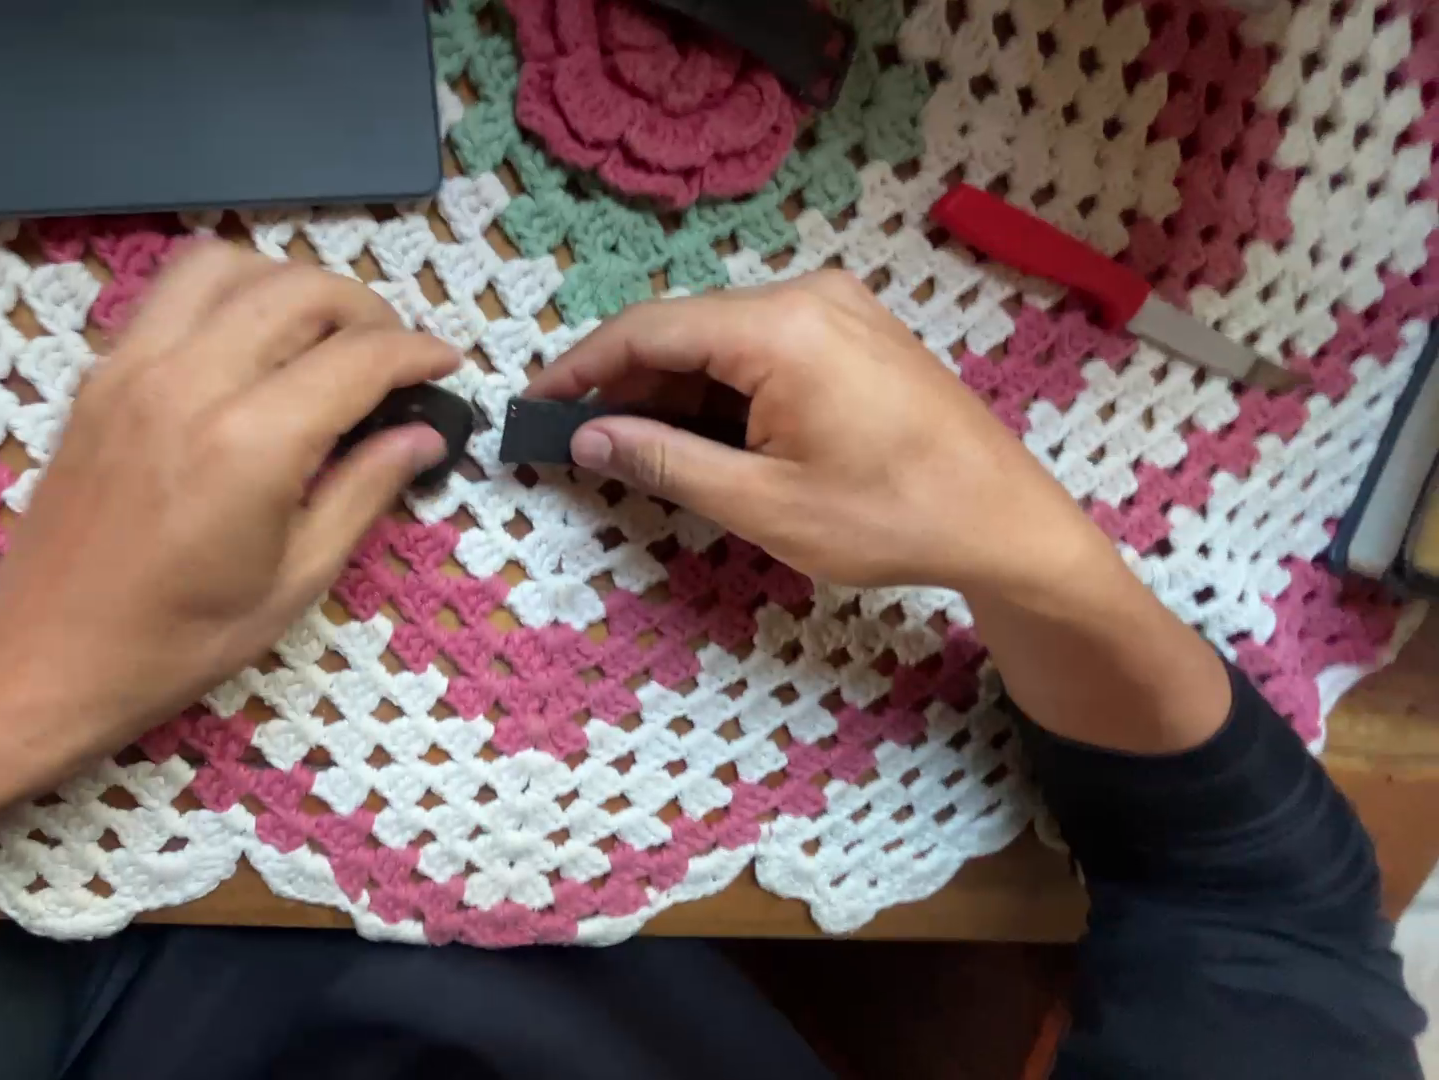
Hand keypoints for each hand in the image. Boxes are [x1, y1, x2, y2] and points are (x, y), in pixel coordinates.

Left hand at [0, 241, 459, 746]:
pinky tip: (255, 340)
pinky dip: (234, 292)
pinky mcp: (102, 372)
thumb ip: (365, 490)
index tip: (447, 363)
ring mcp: (135, 366)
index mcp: (251, 444)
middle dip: (368, 310)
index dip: (416, 353)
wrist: (51, 654)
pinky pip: (175, 291)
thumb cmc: (186, 637)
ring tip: (326, 334)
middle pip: (300, 291)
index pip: (356, 360)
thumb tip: (425, 437)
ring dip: (297, 285)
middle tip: (395, 355)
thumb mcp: (298, 578)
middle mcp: (191, 381)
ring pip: (232, 267)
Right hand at [526, 270, 1107, 593]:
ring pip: (714, 345)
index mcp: (780, 330)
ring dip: (665, 394)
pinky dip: (711, 394)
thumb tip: (584, 436)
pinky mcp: (845, 334)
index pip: (648, 331)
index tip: (533, 402)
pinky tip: (692, 434)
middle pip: (679, 332)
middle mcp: (803, 298)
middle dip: (621, 385)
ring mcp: (830, 311)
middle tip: (575, 438)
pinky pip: (753, 353)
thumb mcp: (760, 503)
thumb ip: (663, 461)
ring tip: (626, 447)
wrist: (1007, 524)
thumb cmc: (886, 520)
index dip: (580, 366)